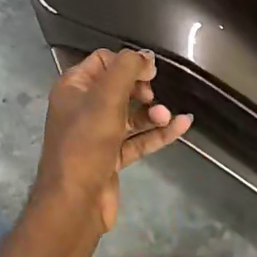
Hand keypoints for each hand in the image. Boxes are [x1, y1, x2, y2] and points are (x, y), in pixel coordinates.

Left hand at [32, 48, 193, 231]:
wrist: (75, 200)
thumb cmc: (86, 142)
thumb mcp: (106, 97)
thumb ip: (126, 69)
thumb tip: (145, 56)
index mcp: (73, 87)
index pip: (103, 61)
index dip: (128, 63)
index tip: (151, 72)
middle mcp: (83, 107)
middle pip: (118, 86)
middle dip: (141, 88)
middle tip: (152, 95)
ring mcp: (97, 134)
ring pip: (131, 115)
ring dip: (152, 112)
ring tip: (167, 116)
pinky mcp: (111, 157)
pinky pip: (138, 139)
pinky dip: (158, 133)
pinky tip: (182, 126)